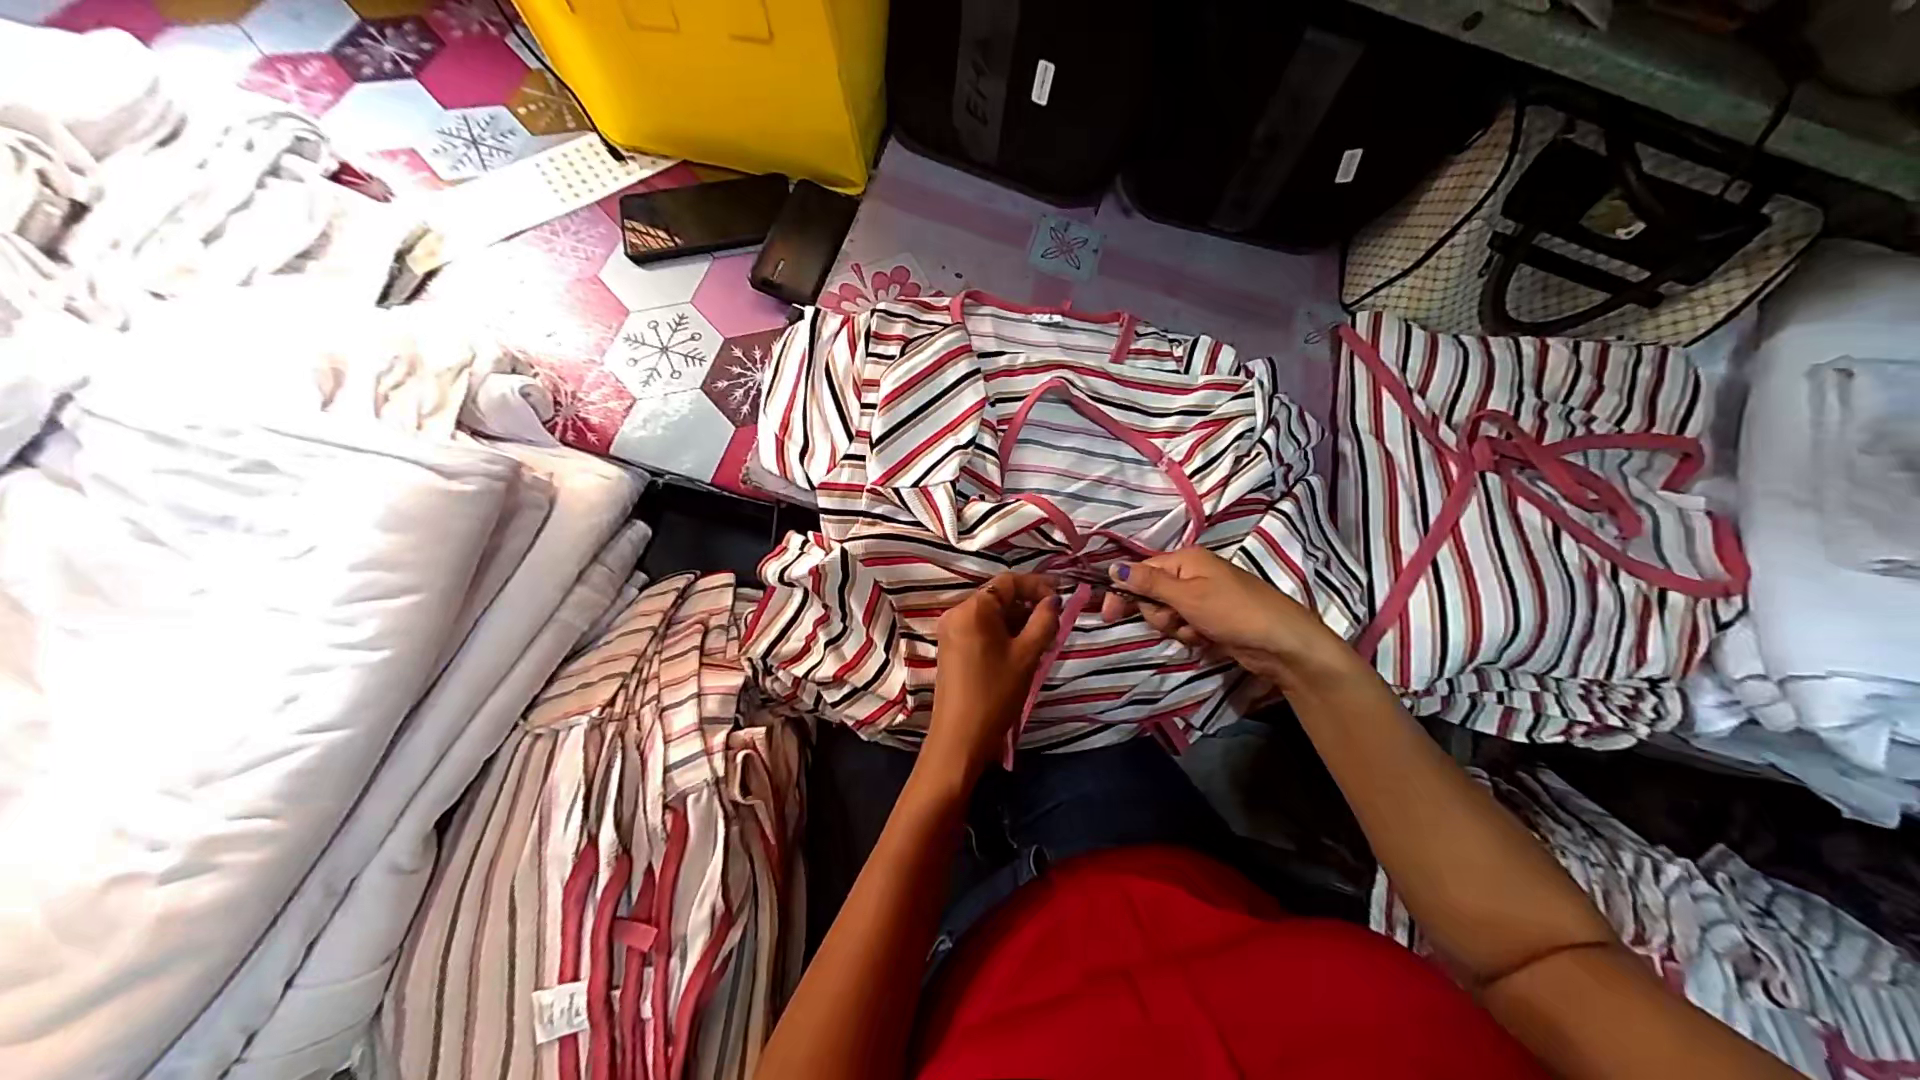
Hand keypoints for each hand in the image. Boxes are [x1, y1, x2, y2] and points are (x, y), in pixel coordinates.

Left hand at [927, 573, 1062, 781]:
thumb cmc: (996, 693)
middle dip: (1028, 605)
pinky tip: (1022, 650)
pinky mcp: (951, 648)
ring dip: (1017, 621)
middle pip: (998, 596)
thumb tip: (1052, 600)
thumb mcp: (1027, 655)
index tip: (1061, 596)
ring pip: (991, 614)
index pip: (1008, 582)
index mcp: (973, 608)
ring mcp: (951, 631)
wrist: (960, 738)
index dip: (1037, 585)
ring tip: (1043, 640)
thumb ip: (1044, 621)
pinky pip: (981, 629)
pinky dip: (1003, 633)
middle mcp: (956, 613)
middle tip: (1055, 622)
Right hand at [1098, 548, 1353, 690]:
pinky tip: (1209, 640)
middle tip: (1179, 620)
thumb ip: (1148, 583)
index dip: (1124, 592)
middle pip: (1152, 595)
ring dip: (1177, 628)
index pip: (1140, 571)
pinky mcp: (1210, 619)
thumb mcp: (1187, 597)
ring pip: (1166, 615)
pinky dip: (1191, 636)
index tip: (1109, 615)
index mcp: (1186, 560)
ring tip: (1199, 632)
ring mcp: (1202, 598)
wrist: (1281, 643)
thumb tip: (1113, 567)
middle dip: (1160, 614)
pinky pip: (1184, 627)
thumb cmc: (1234, 612)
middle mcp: (1192, 574)